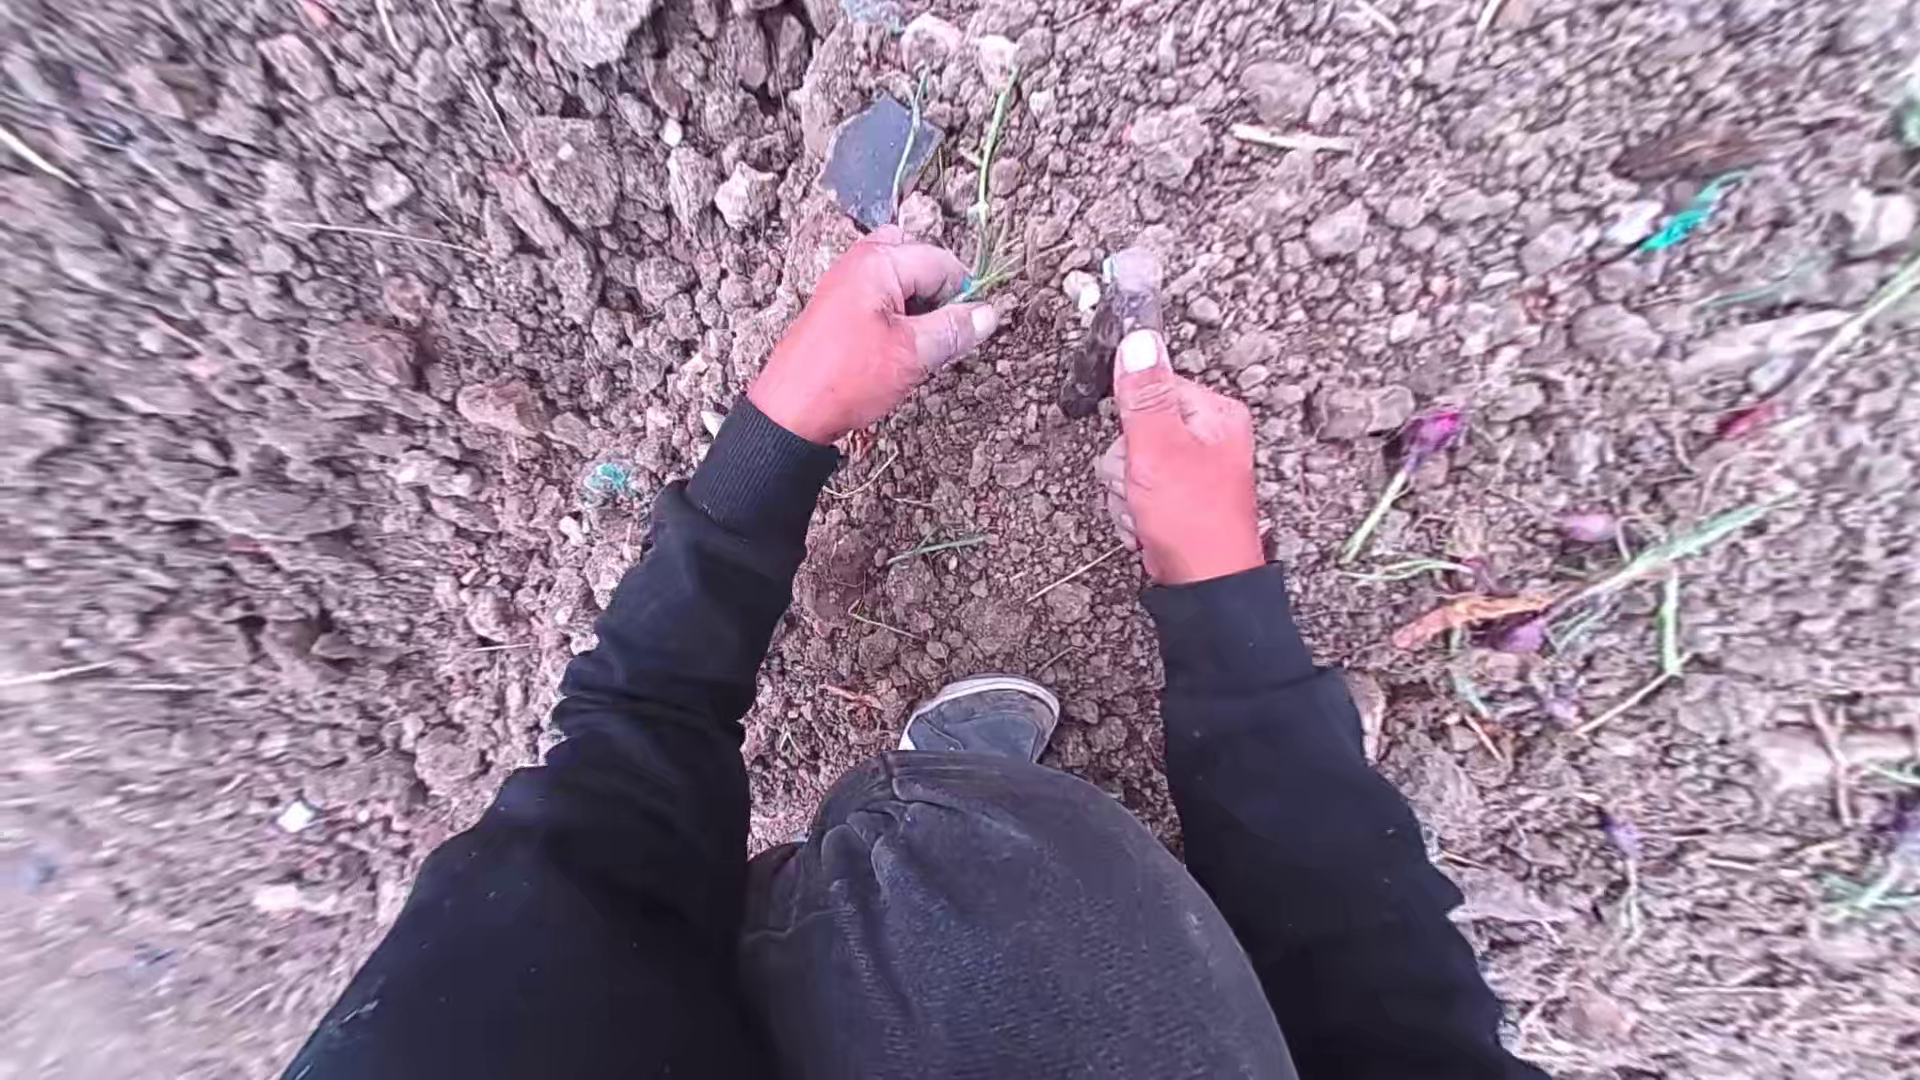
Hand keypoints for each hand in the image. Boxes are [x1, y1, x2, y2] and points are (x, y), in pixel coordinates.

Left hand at [748, 226, 999, 443]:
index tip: (969, 329)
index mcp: (879, 261)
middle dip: (938, 299)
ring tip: (917, 354)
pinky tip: (897, 357)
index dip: (963, 294)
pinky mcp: (839, 311)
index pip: (942, 261)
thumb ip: (954, 329)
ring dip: (919, 315)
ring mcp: (846, 286)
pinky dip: (898, 324)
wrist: (793, 411)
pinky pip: (882, 304)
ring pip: (902, 287)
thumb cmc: (847, 377)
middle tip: (941, 339)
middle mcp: (860, 262)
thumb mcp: (913, 353)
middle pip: (920, 266)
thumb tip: (989, 313)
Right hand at [1098, 330, 1263, 585]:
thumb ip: (1145, 396)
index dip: (1133, 423)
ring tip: (1147, 507)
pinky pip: (1130, 486)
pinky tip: (1147, 520)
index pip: (1151, 389)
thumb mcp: (1160, 450)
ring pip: (1125, 461)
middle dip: (1126, 464)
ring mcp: (1187, 466)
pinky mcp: (1172, 491)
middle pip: (1132, 428)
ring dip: (1125, 489)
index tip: (1137, 448)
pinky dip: (1131, 506)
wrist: (1202, 582)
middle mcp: (1204, 436)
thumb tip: (1139, 341)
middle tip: (1144, 483)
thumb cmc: (1193, 522)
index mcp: (1212, 414)